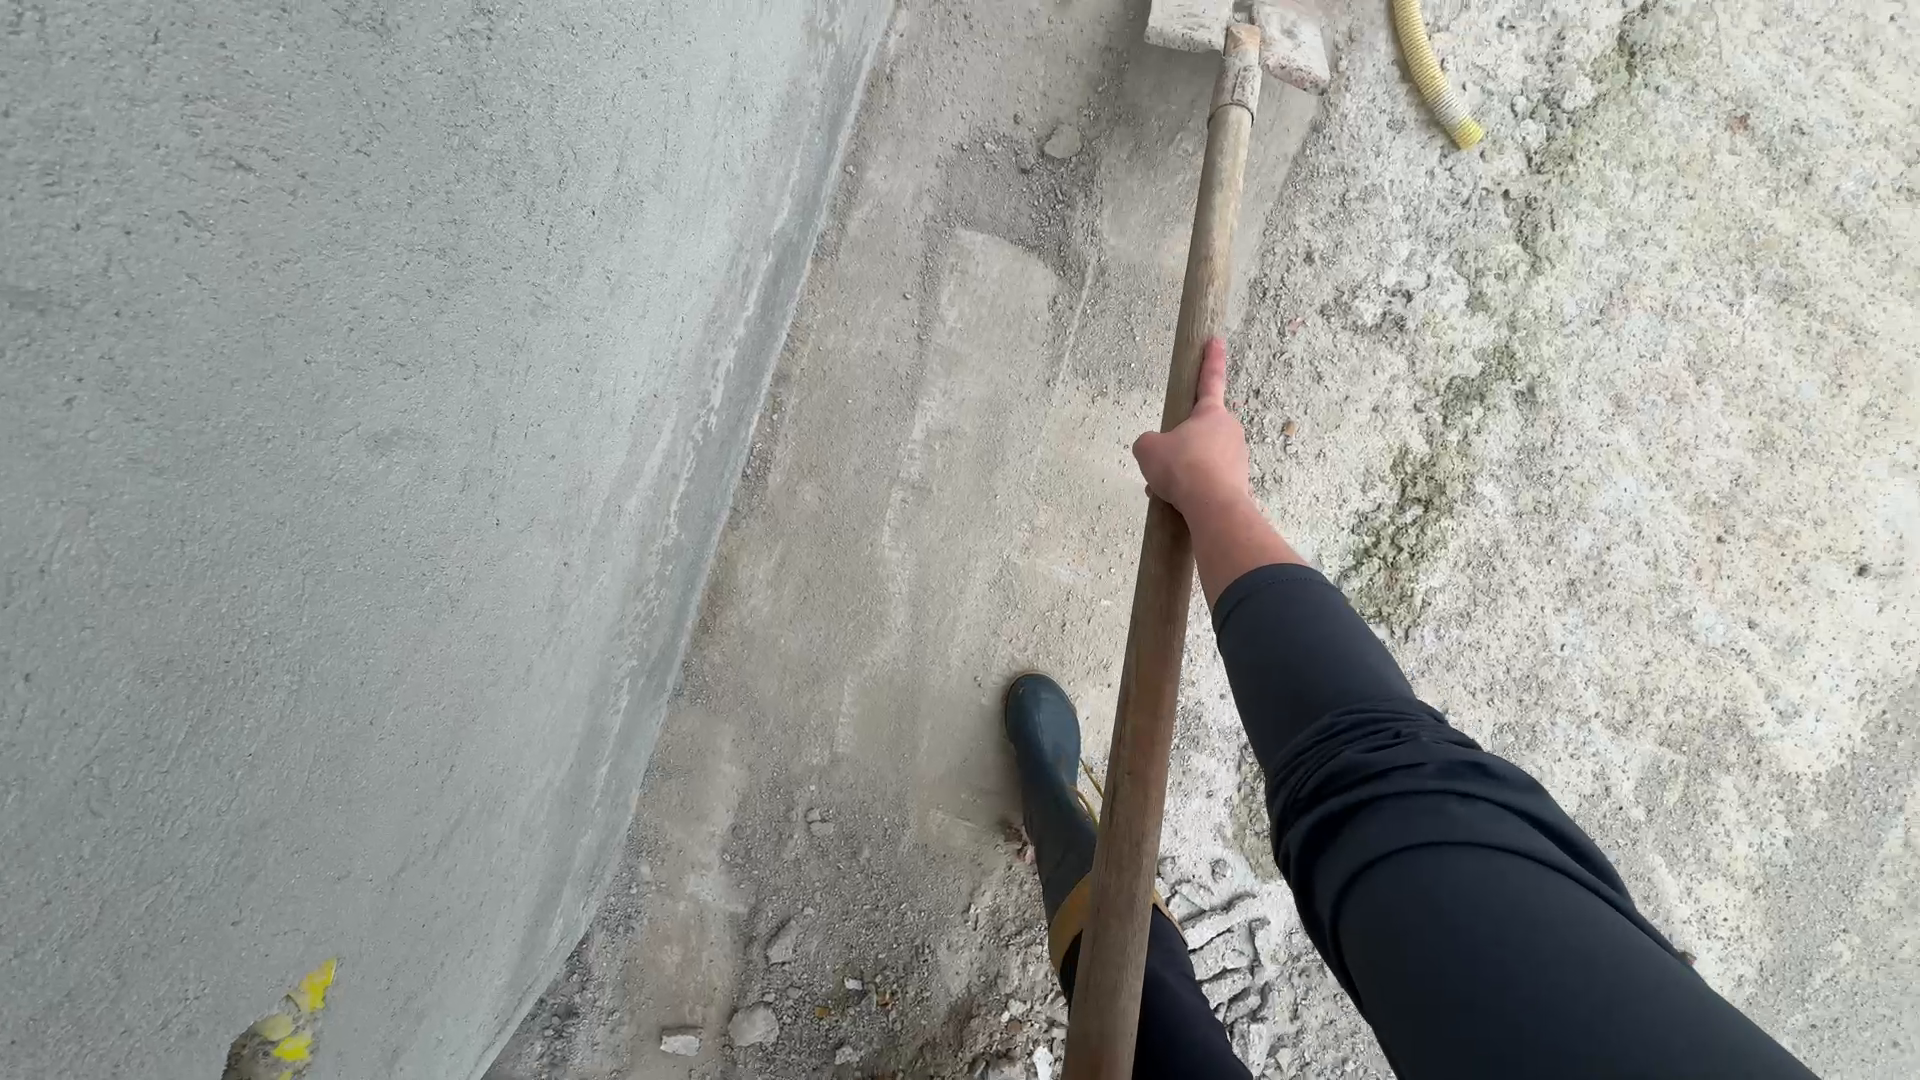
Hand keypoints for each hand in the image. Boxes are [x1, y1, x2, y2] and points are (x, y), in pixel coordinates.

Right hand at [1130, 337, 1251, 519]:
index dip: (1210, 358)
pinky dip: (1193, 491)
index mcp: (1210, 413)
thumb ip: (1148, 443)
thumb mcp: (1147, 449)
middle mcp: (1230, 431)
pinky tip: (1179, 503)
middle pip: (1199, 433)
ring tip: (1167, 489)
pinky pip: (1209, 483)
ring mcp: (1238, 458)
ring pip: (1202, 461)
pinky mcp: (1239, 483)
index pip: (1209, 379)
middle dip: (1181, 446)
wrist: (1212, 506)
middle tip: (1163, 463)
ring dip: (1184, 472)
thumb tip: (1154, 451)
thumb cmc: (1182, 467)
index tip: (1215, 339)